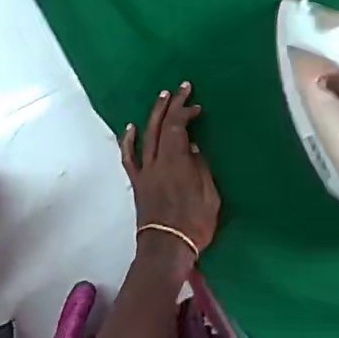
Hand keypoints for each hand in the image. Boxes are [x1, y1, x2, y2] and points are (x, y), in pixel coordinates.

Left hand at [119, 82, 219, 259]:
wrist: (167, 248)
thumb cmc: (194, 224)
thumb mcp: (209, 195)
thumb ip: (200, 167)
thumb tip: (191, 146)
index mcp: (177, 161)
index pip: (177, 126)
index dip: (185, 111)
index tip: (196, 106)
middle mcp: (157, 161)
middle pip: (162, 125)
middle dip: (171, 104)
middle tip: (180, 89)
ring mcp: (144, 171)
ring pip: (146, 135)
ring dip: (154, 115)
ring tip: (161, 99)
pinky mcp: (138, 182)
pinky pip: (129, 157)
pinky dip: (129, 140)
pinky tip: (131, 128)